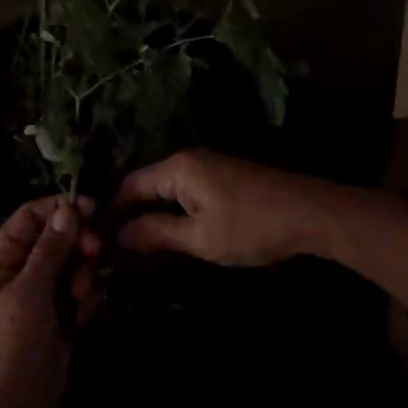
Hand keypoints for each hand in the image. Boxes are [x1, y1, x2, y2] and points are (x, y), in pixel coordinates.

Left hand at [0, 195, 101, 407]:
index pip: (30, 218)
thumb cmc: (4, 350)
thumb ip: (49, 250)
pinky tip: (82, 318)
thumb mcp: (25, 296)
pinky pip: (80, 292)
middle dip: (77, 245)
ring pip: (73, 265)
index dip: (60, 209)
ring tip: (79, 300)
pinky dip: (86, 300)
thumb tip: (68, 208)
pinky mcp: (59, 319)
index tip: (93, 208)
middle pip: (56, 238)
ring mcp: (39, 297)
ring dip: (83, 275)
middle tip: (94, 254)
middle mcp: (17, 272)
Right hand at [115, 150, 332, 266]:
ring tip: (138, 246)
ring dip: (152, 214)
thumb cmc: (251, 227)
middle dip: (130, 214)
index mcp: (177, 168)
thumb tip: (118, 235)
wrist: (310, 213)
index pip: (130, 186)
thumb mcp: (200, 238)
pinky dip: (173, 210)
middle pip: (146, 185)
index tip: (97, 239)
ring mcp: (207, 165)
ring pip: (166, 189)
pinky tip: (170, 233)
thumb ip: (156, 234)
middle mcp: (187, 159)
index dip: (112, 211)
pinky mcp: (222, 176)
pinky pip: (185, 191)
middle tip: (115, 248)